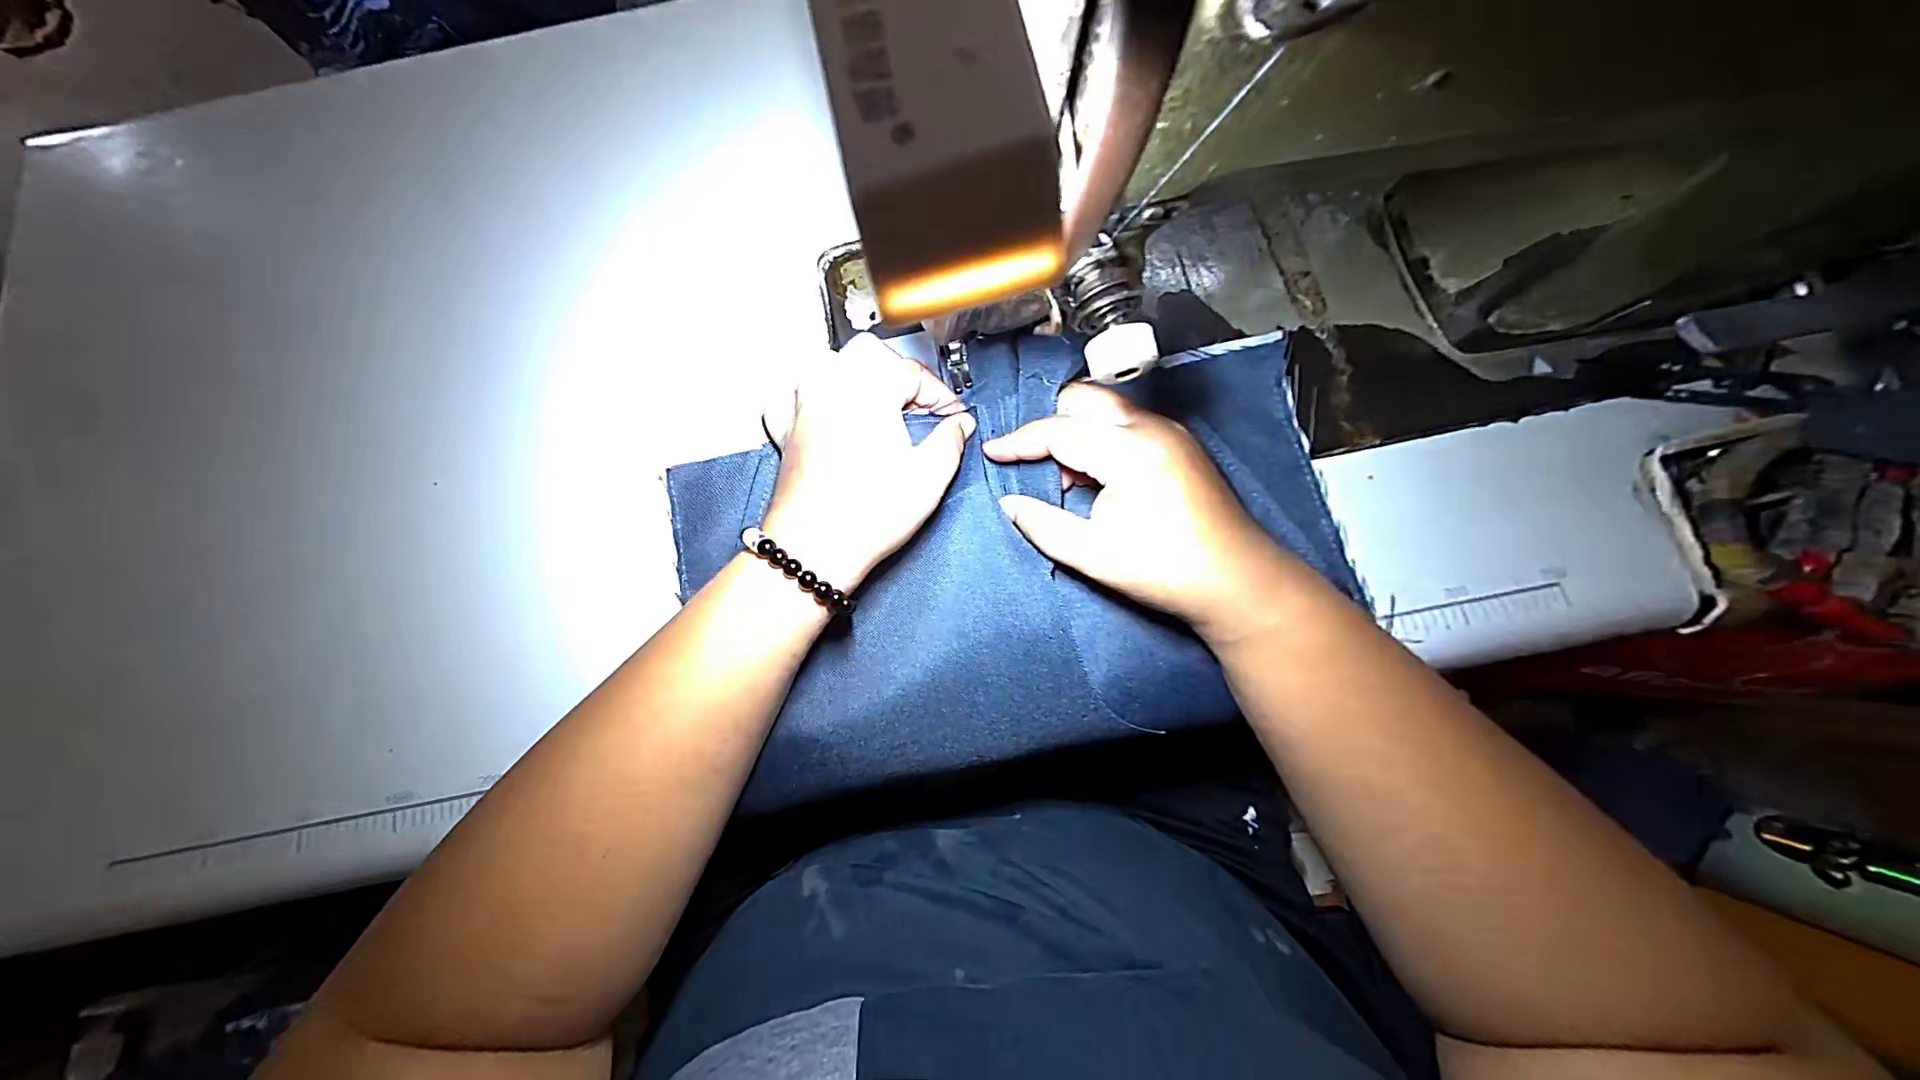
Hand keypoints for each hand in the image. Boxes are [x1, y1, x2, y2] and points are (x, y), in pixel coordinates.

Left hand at [759, 333, 975, 591]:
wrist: (814, 548)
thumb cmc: (863, 517)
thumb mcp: (930, 476)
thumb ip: (951, 440)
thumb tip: (959, 426)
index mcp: (868, 390)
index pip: (914, 372)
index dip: (941, 395)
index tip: (952, 416)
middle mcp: (831, 388)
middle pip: (871, 355)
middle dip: (901, 375)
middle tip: (922, 408)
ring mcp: (804, 408)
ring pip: (831, 366)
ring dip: (861, 379)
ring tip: (884, 409)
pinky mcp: (787, 431)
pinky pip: (797, 396)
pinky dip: (817, 398)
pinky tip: (833, 415)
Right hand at [984, 381, 1310, 645]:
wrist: (1237, 580)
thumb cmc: (1166, 570)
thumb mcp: (1091, 555)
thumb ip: (1042, 524)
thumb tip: (1010, 503)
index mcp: (1128, 451)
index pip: (1059, 430)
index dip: (1020, 441)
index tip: (994, 452)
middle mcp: (1151, 428)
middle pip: (1083, 398)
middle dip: (1051, 423)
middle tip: (1033, 461)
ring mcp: (1170, 432)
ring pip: (1105, 408)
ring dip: (1077, 432)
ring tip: (1068, 481)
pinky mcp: (1180, 443)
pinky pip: (1127, 423)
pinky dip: (1102, 439)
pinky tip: (1100, 480)